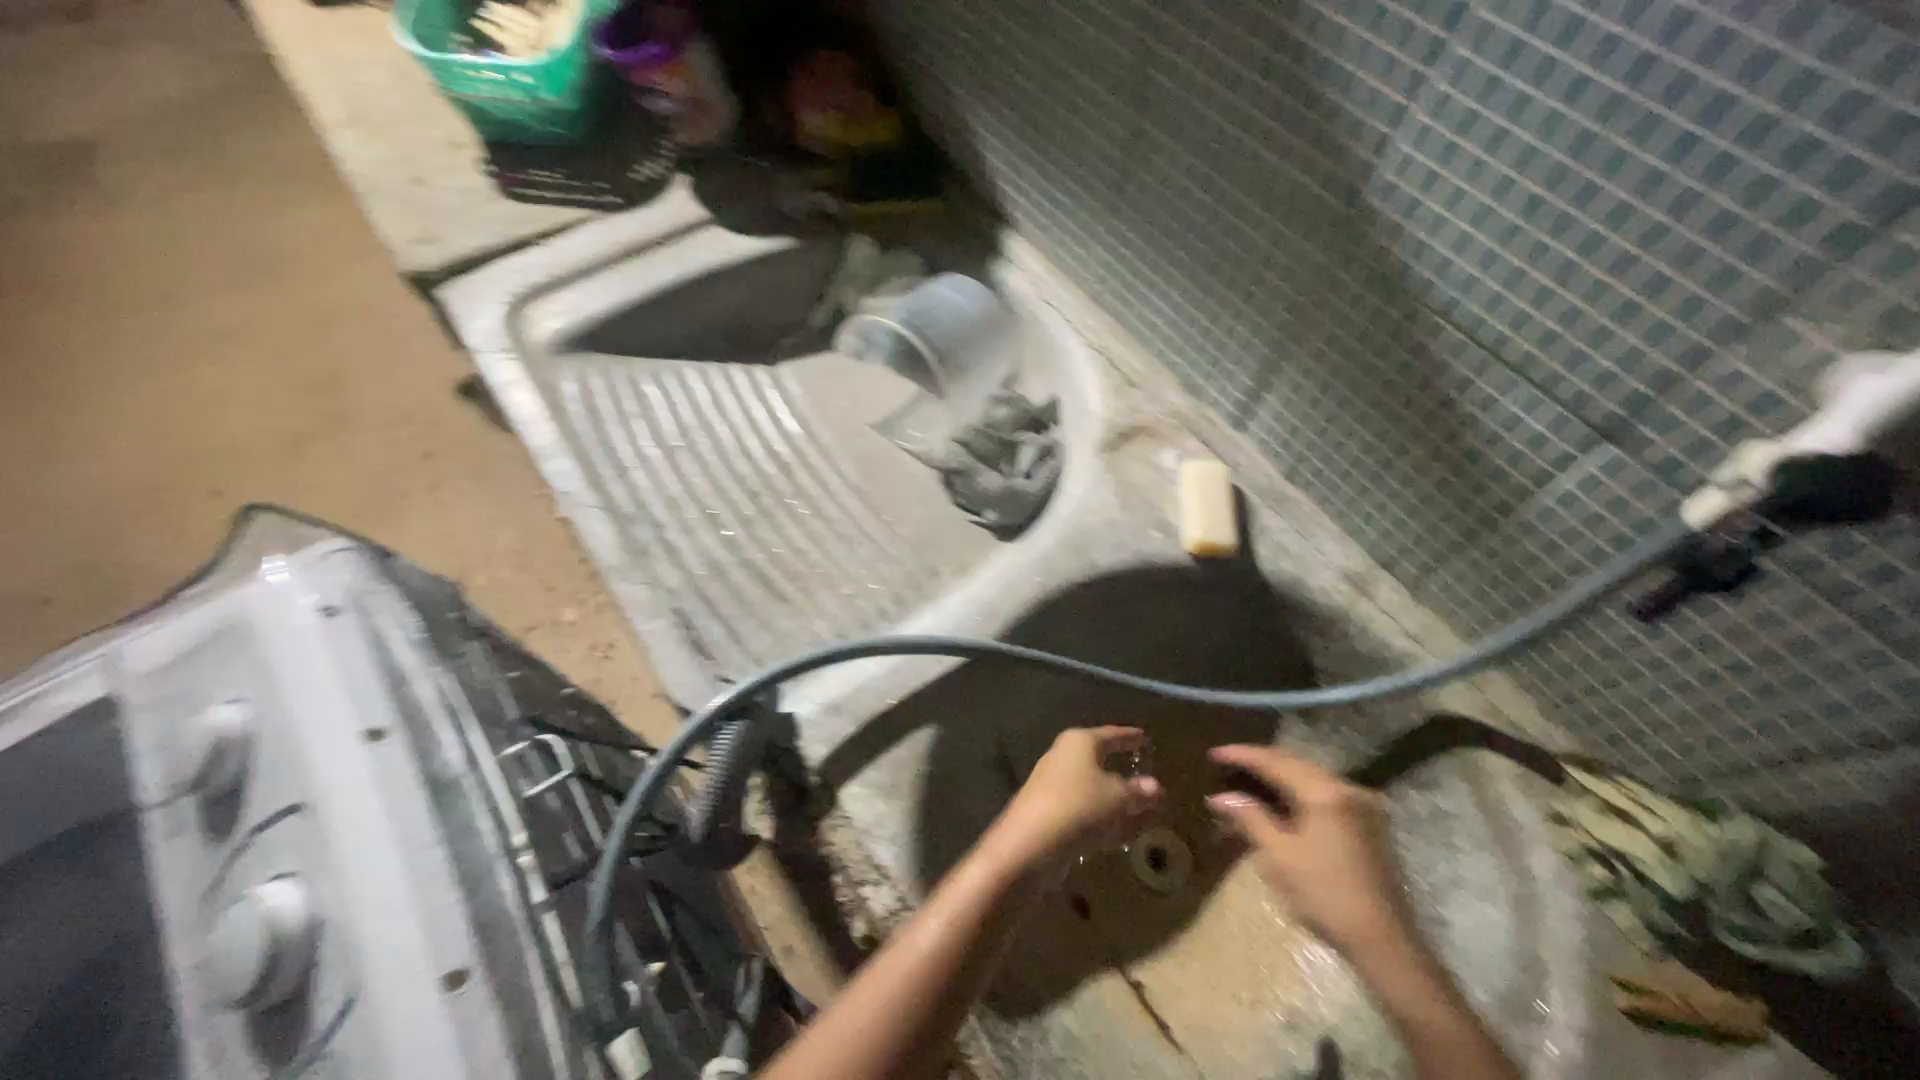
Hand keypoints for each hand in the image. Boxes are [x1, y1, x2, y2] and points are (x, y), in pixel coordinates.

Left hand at [982, 726, 1162, 873]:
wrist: (1030, 844)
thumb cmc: (1080, 806)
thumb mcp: (1118, 798)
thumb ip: (1138, 792)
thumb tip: (1155, 786)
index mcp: (1079, 743)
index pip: (1110, 735)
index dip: (1129, 737)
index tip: (1143, 736)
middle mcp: (1063, 759)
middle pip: (1099, 764)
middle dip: (1124, 775)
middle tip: (1147, 780)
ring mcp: (1053, 787)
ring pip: (1093, 792)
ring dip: (1117, 804)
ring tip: (1144, 814)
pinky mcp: (1048, 815)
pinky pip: (1084, 813)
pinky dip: (1104, 821)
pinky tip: (1123, 837)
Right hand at [1206, 745, 1414, 963]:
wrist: (1382, 941)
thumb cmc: (1325, 896)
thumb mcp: (1279, 857)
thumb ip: (1250, 818)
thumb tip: (1221, 797)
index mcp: (1326, 793)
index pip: (1276, 762)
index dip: (1243, 756)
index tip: (1214, 754)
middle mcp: (1348, 789)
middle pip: (1296, 765)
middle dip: (1260, 766)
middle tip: (1227, 767)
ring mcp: (1363, 807)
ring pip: (1311, 781)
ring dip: (1278, 782)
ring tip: (1246, 788)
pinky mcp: (1368, 825)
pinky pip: (1325, 798)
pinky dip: (1298, 798)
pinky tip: (1278, 809)